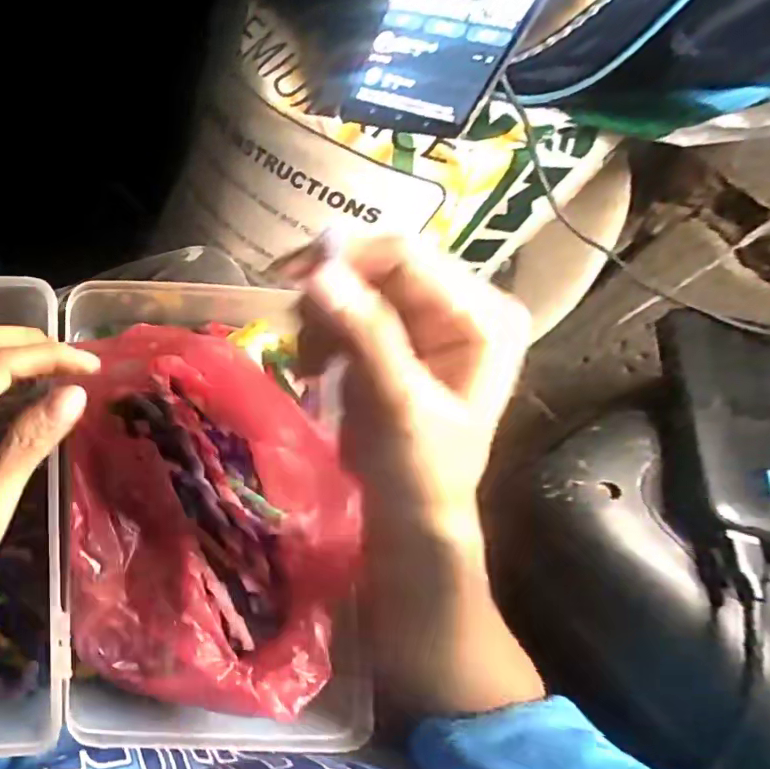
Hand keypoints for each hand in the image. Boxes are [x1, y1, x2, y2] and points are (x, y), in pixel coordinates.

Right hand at [295, 235, 530, 537]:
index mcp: (482, 315)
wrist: (410, 511)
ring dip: (320, 320)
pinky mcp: (394, 336)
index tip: (287, 279)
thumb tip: (318, 274)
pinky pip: (345, 312)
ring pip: (354, 286)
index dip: (345, 258)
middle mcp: (459, 304)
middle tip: (296, 333)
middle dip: (329, 296)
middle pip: (378, 266)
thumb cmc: (418, 468)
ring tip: (310, 364)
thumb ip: (366, 335)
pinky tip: (314, 366)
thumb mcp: (397, 402)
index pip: (407, 257)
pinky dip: (320, 333)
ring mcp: (425, 320)